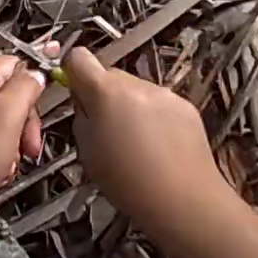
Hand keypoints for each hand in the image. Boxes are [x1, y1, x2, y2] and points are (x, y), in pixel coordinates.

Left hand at [0, 55, 46, 216]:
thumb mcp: (8, 115)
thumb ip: (26, 86)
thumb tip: (37, 72)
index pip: (13, 63)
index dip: (33, 80)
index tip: (49, 101)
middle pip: (11, 93)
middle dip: (26, 120)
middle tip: (30, 146)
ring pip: (6, 118)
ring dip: (17, 140)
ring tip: (13, 162)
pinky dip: (3, 152)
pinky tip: (1, 169)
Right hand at [62, 46, 240, 242]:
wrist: (183, 200)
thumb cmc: (127, 181)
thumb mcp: (86, 150)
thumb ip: (81, 115)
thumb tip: (83, 99)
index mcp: (104, 91)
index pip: (78, 57)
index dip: (73, 71)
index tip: (75, 89)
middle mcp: (134, 84)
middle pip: (109, 75)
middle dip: (103, 94)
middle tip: (105, 127)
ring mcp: (162, 93)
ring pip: (134, 89)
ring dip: (129, 106)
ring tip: (135, 142)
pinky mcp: (184, 104)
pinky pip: (158, 102)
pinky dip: (153, 116)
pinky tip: (157, 145)